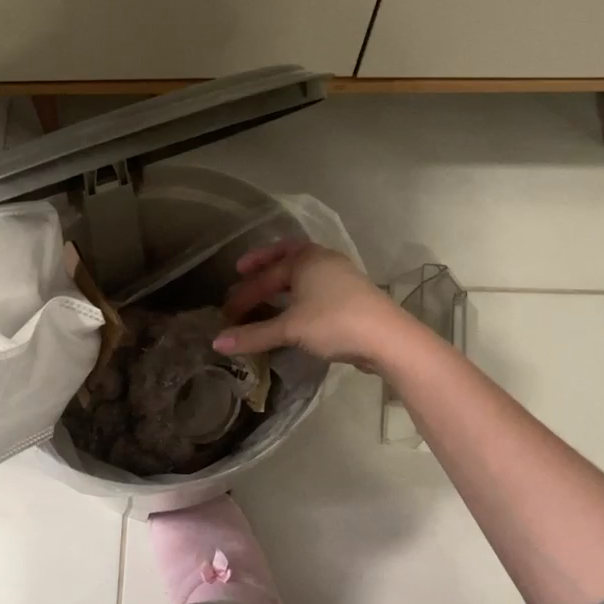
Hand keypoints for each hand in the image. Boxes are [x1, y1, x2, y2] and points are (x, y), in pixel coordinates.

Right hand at [212, 240, 410, 363]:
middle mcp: (323, 261)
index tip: (226, 312)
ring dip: (282, 283)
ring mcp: (340, 277)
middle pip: (286, 259)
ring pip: (303, 274)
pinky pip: (315, 289)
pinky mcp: (350, 296)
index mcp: (305, 259)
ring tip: (265, 294)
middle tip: (243, 272)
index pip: (265, 275)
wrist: (387, 338)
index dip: (243, 294)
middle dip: (263, 268)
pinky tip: (293, 311)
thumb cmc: (334, 322)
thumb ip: (253, 335)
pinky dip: (298, 295)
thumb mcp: (289, 329)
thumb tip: (216, 343)